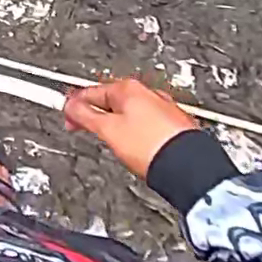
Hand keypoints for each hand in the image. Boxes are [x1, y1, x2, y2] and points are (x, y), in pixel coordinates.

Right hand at [62, 78, 197, 178]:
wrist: (193, 172)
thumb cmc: (153, 148)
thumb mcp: (108, 130)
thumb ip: (84, 115)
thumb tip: (70, 106)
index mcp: (128, 89)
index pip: (91, 92)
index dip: (75, 106)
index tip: (68, 116)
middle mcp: (149, 94)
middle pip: (112, 101)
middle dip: (97, 115)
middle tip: (87, 129)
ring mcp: (165, 110)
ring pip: (131, 114)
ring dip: (118, 125)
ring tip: (114, 143)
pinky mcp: (178, 128)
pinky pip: (148, 126)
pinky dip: (138, 134)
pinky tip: (137, 148)